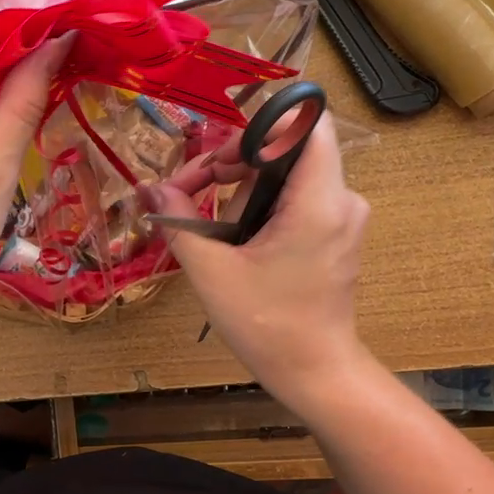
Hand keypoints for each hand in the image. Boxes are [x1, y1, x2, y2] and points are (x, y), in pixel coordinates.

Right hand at [147, 111, 375, 409]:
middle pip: (288, 150)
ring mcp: (341, 216)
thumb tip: (151, 188)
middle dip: (235, 160)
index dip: (258, 125)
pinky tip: (232, 236)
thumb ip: (180, 221)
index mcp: (317, 203)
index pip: (306, 125)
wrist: (312, 368)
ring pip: (288, 175)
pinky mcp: (335, 233)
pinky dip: (259, 205)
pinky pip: (295, 199)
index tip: (216, 155)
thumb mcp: (210, 271)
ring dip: (242, 187)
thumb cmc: (264, 323)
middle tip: (191, 190)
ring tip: (209, 222)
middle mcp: (340, 199)